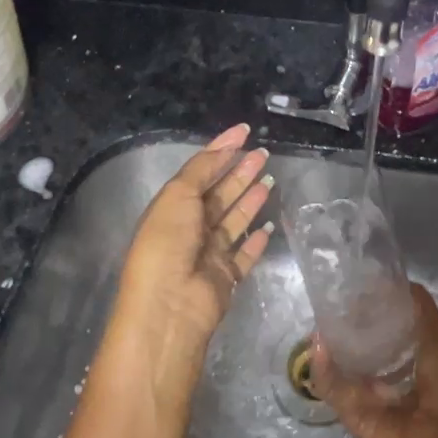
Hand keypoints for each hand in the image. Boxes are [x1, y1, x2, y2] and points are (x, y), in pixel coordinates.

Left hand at [57, 124, 273, 437]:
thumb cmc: (168, 244)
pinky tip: (269, 226)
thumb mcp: (178, 196)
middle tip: (264, 153)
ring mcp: (208, 254)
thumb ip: (203, 169)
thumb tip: (228, 145)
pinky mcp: (226, 277)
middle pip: (219, 194)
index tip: (245, 130)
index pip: (200, 171)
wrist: (169, 307)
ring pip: (234, 220)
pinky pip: (244, 254)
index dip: (222, 149)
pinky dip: (256, 241)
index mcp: (172, 207)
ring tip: (270, 178)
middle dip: (240, 172)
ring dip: (250, 199)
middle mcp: (190, 228)